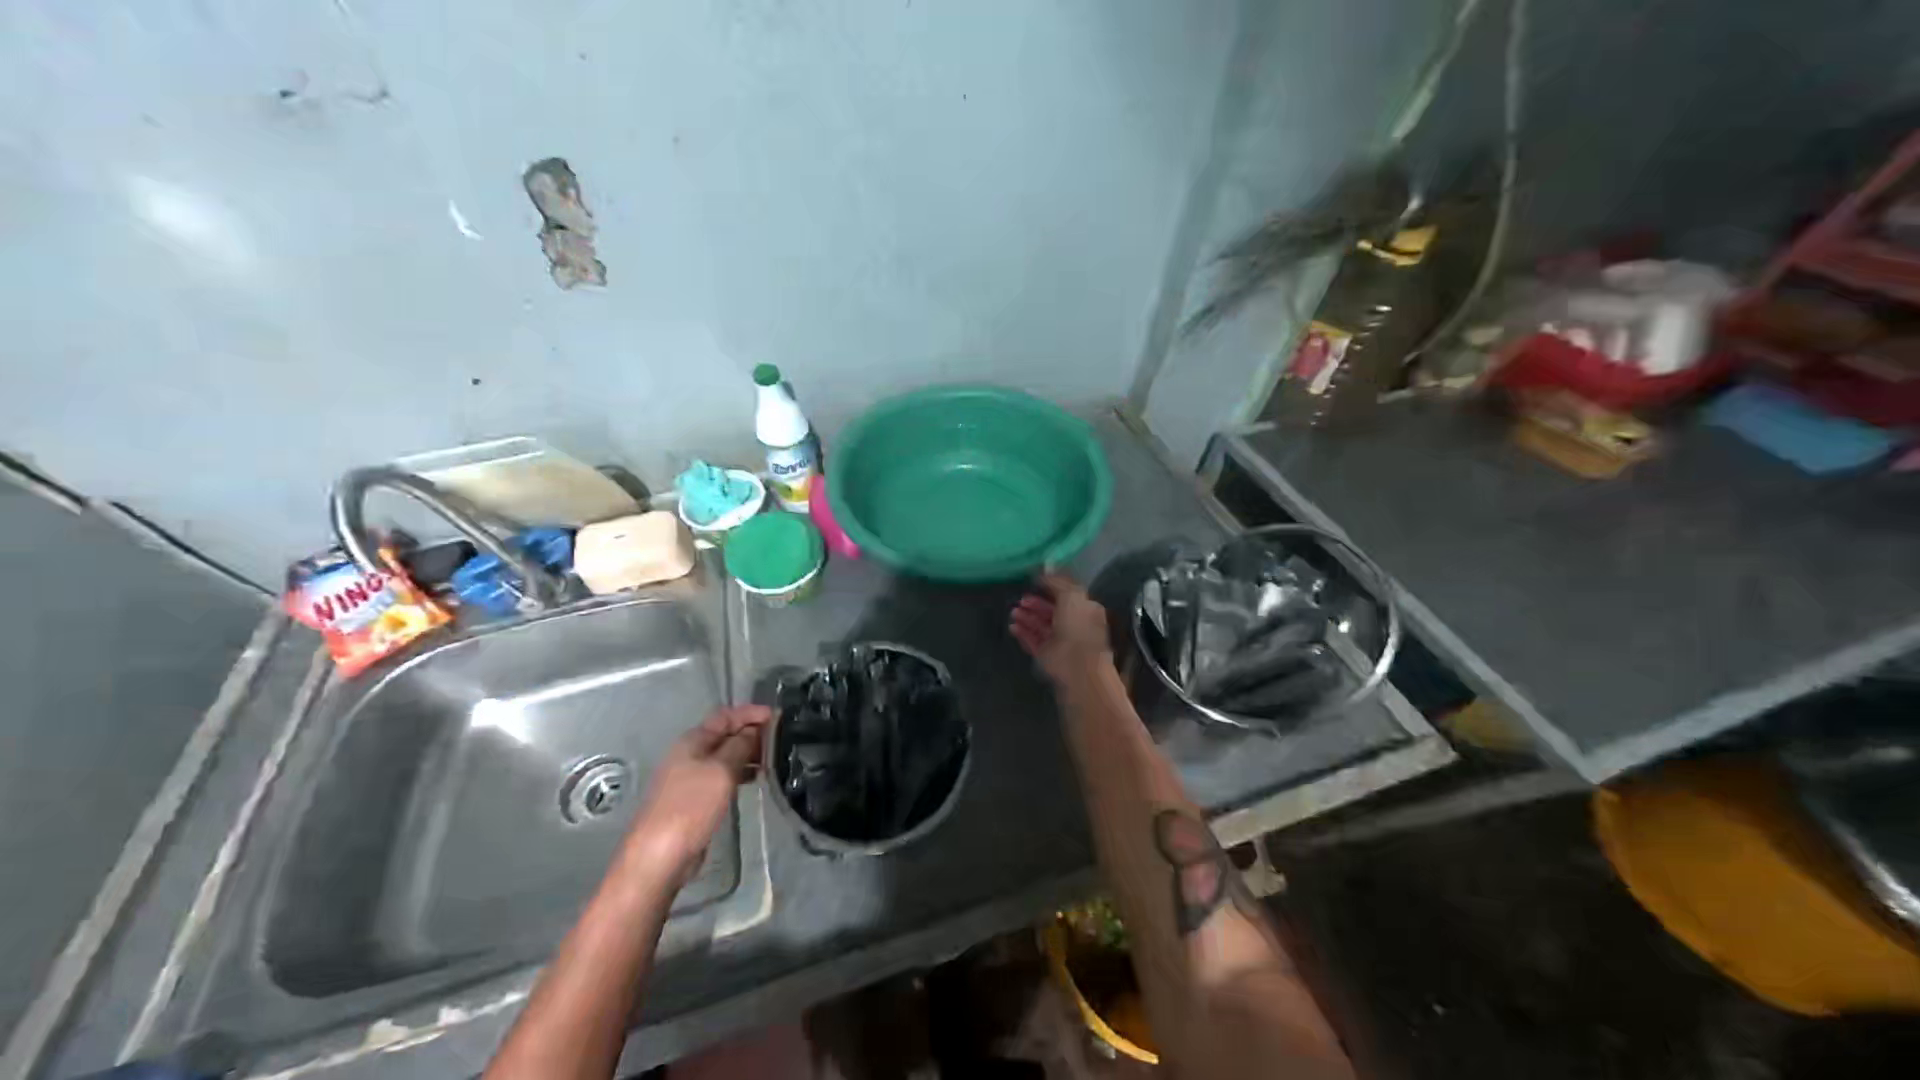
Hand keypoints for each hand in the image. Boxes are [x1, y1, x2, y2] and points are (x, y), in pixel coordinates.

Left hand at [623, 705, 769, 888]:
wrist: (659, 856)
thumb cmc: (690, 806)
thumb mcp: (721, 770)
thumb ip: (740, 746)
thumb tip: (755, 730)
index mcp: (692, 741)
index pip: (725, 716)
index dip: (751, 712)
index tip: (778, 716)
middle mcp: (689, 755)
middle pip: (724, 735)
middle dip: (751, 732)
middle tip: (781, 738)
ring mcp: (690, 778)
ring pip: (725, 757)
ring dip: (748, 754)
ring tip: (774, 759)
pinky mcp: (695, 800)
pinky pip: (722, 776)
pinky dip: (740, 773)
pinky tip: (755, 780)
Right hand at [1009, 572, 1113, 684]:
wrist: (1077, 665)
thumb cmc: (1078, 626)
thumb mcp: (1072, 595)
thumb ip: (1057, 582)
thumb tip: (1046, 569)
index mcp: (1085, 610)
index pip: (1067, 596)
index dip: (1051, 588)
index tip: (1035, 583)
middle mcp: (1074, 625)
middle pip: (1051, 611)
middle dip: (1036, 604)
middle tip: (1021, 599)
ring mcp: (1060, 641)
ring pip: (1040, 626)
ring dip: (1027, 617)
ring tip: (1013, 611)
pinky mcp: (1047, 655)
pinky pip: (1033, 641)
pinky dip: (1023, 633)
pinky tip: (1012, 626)